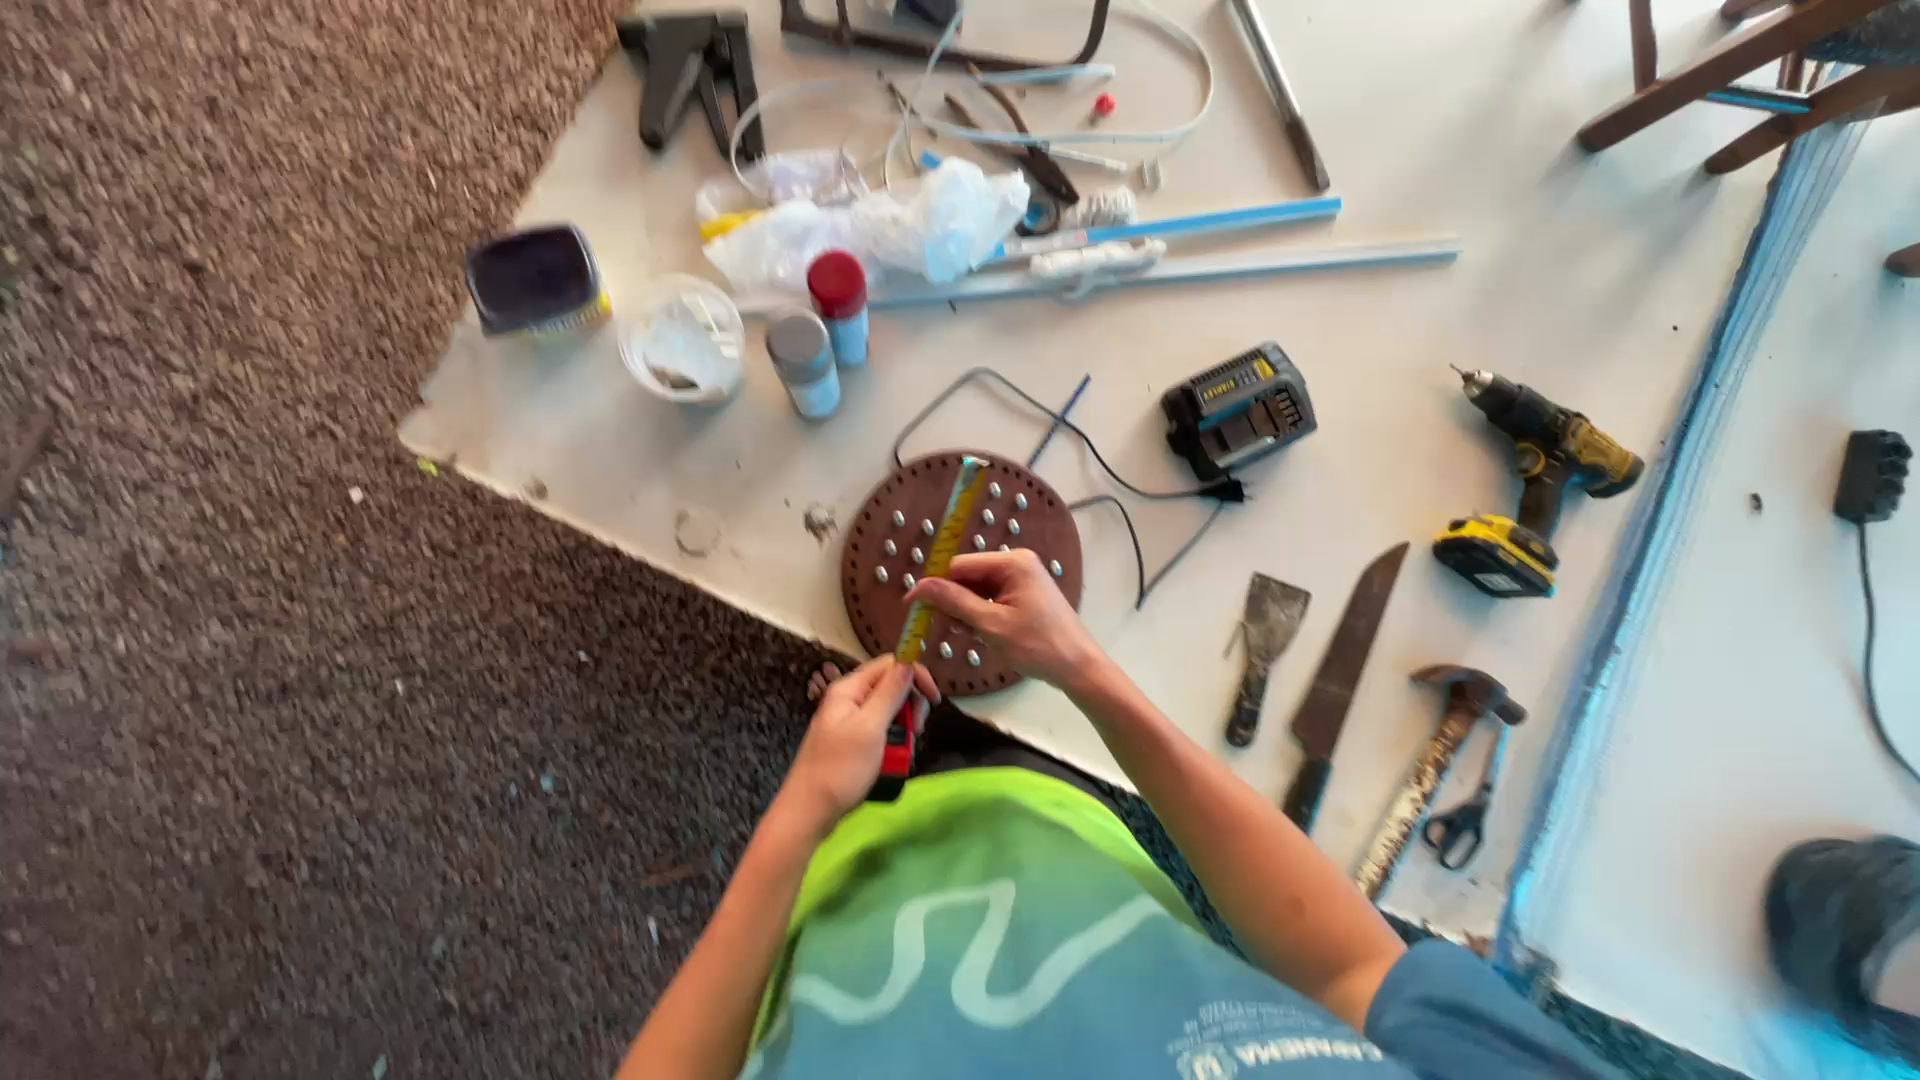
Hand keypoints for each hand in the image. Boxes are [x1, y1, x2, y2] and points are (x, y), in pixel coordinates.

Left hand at [777, 657, 938, 833]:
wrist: (809, 811)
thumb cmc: (840, 769)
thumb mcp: (870, 728)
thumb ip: (890, 694)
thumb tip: (907, 663)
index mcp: (850, 689)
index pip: (890, 664)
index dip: (915, 675)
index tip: (933, 700)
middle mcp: (850, 699)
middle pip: (892, 686)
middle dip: (911, 705)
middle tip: (917, 730)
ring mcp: (850, 721)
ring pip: (889, 711)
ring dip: (903, 728)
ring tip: (905, 750)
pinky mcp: (853, 741)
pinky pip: (881, 731)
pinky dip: (893, 742)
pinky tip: (895, 759)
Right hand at [904, 550, 1103, 689]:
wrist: (1078, 667)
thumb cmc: (1037, 646)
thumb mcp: (991, 625)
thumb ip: (954, 602)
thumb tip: (918, 587)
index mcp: (1012, 562)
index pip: (959, 565)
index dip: (935, 585)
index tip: (912, 605)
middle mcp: (1016, 562)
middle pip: (967, 576)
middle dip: (953, 601)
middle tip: (947, 628)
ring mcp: (1021, 578)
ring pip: (976, 589)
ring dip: (965, 611)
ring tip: (970, 635)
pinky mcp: (1023, 594)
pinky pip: (990, 598)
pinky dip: (979, 615)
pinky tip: (978, 634)